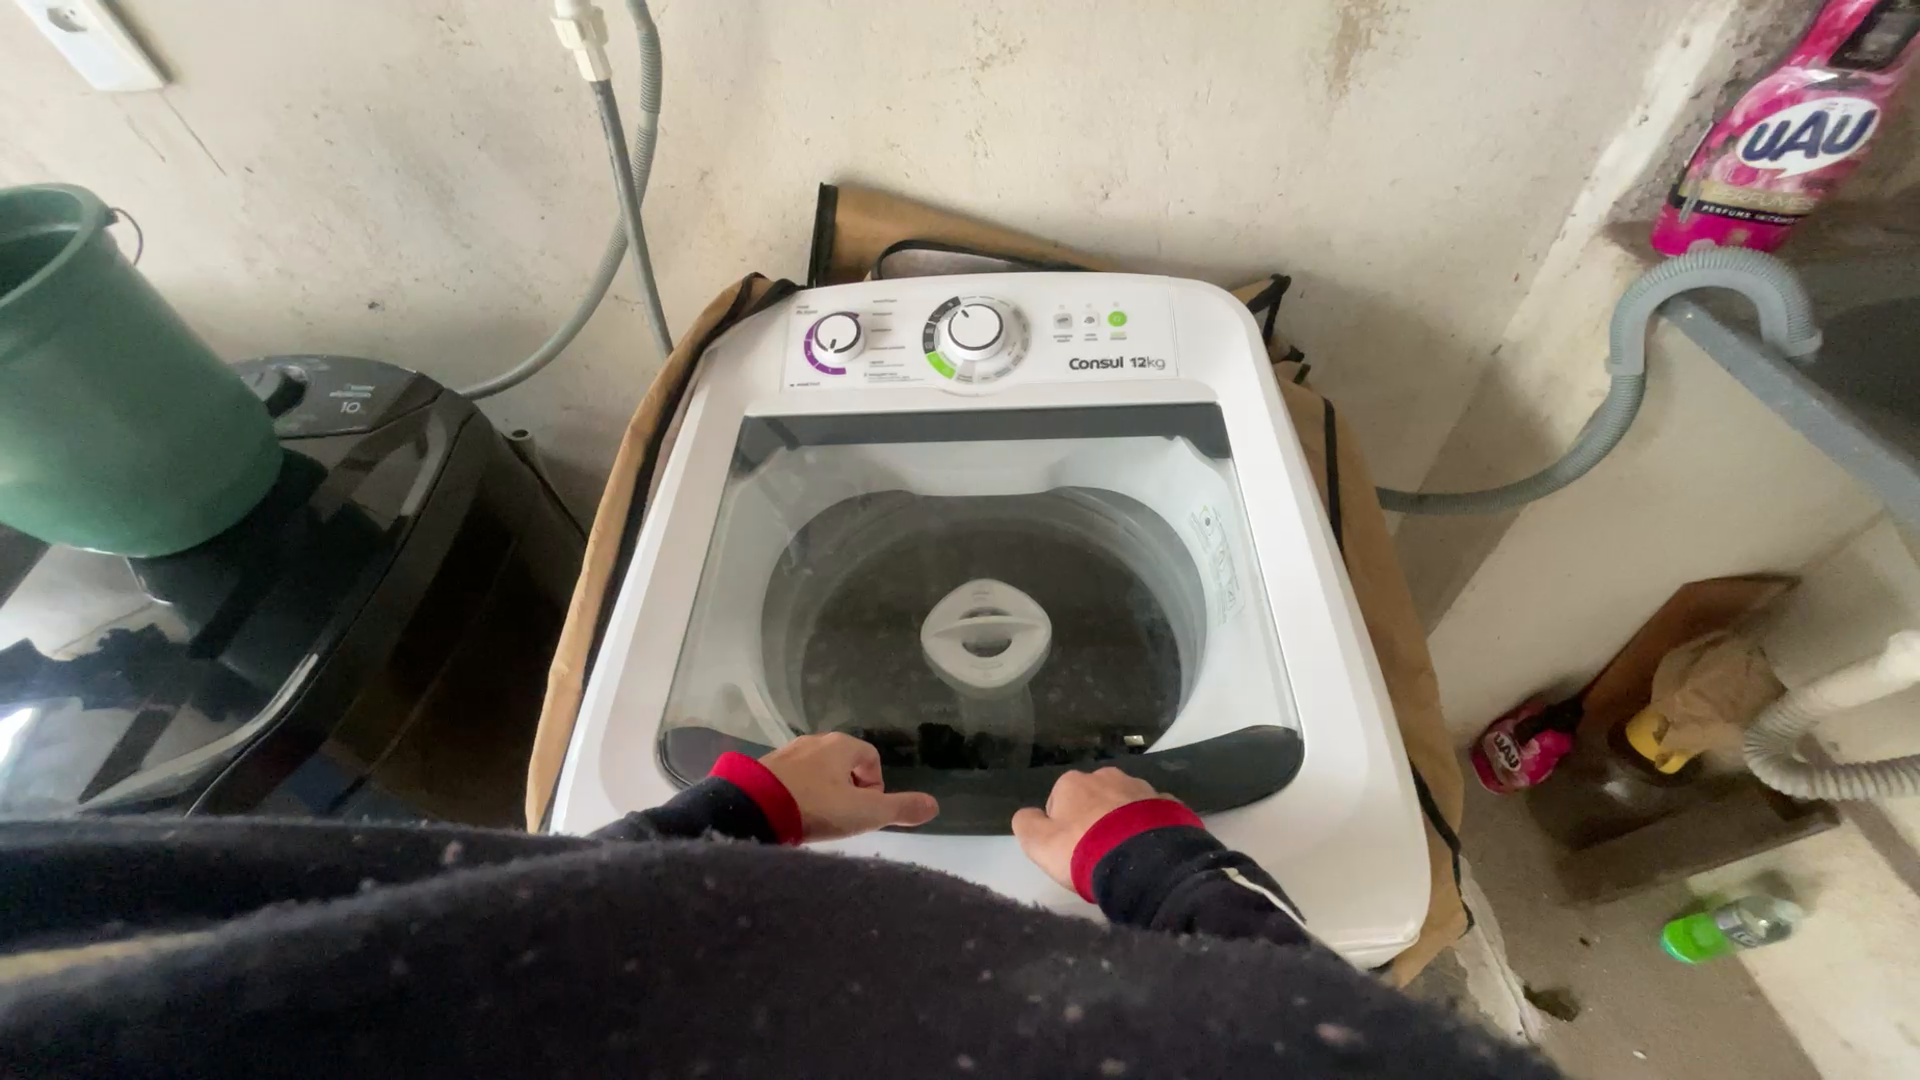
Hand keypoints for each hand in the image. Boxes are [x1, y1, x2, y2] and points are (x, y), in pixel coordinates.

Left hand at [758, 733, 938, 841]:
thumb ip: (900, 809)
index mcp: (841, 745)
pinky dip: (799, 793)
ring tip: (818, 820)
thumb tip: (935, 805)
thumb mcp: (864, 814)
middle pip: (844, 764)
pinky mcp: (765, 768)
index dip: (875, 786)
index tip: (864, 812)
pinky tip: (794, 815)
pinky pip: (793, 778)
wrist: (753, 810)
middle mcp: (815, 741)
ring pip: (817, 771)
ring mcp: (787, 752)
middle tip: (842, 818)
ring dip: (824, 792)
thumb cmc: (815, 808)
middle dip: (849, 790)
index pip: (871, 758)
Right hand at [1011, 767, 1169, 890]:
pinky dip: (1148, 828)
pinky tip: (1149, 850)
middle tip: (1097, 854)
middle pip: (1093, 798)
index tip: (1070, 852)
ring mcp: (1140, 787)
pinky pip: (1152, 815)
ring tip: (1125, 854)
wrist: (1144, 863)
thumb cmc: (1084, 851)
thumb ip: (1026, 824)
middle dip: (1094, 819)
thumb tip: (1027, 814)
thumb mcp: (1039, 845)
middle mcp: (1106, 775)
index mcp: (1073, 782)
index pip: (1058, 801)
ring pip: (1124, 804)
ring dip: (1122, 822)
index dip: (1061, 828)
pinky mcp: (1168, 803)